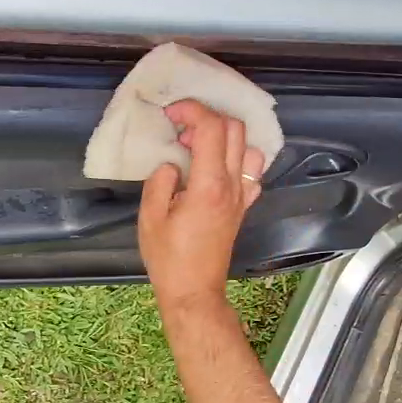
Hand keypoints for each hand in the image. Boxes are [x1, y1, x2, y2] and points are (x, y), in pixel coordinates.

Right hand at [138, 100, 265, 311]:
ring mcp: (241, 196)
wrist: (194, 291)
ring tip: (198, 147)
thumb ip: (159, 182)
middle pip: (235, 129)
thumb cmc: (169, 259)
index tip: (170, 114)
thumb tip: (171, 165)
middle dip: (207, 117)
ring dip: (224, 137)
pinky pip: (251, 172)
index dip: (191, 111)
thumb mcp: (150, 218)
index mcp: (209, 185)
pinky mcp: (242, 207)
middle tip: (180, 130)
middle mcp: (232, 186)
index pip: (211, 128)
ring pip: (248, 147)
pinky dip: (236, 158)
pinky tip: (215, 167)